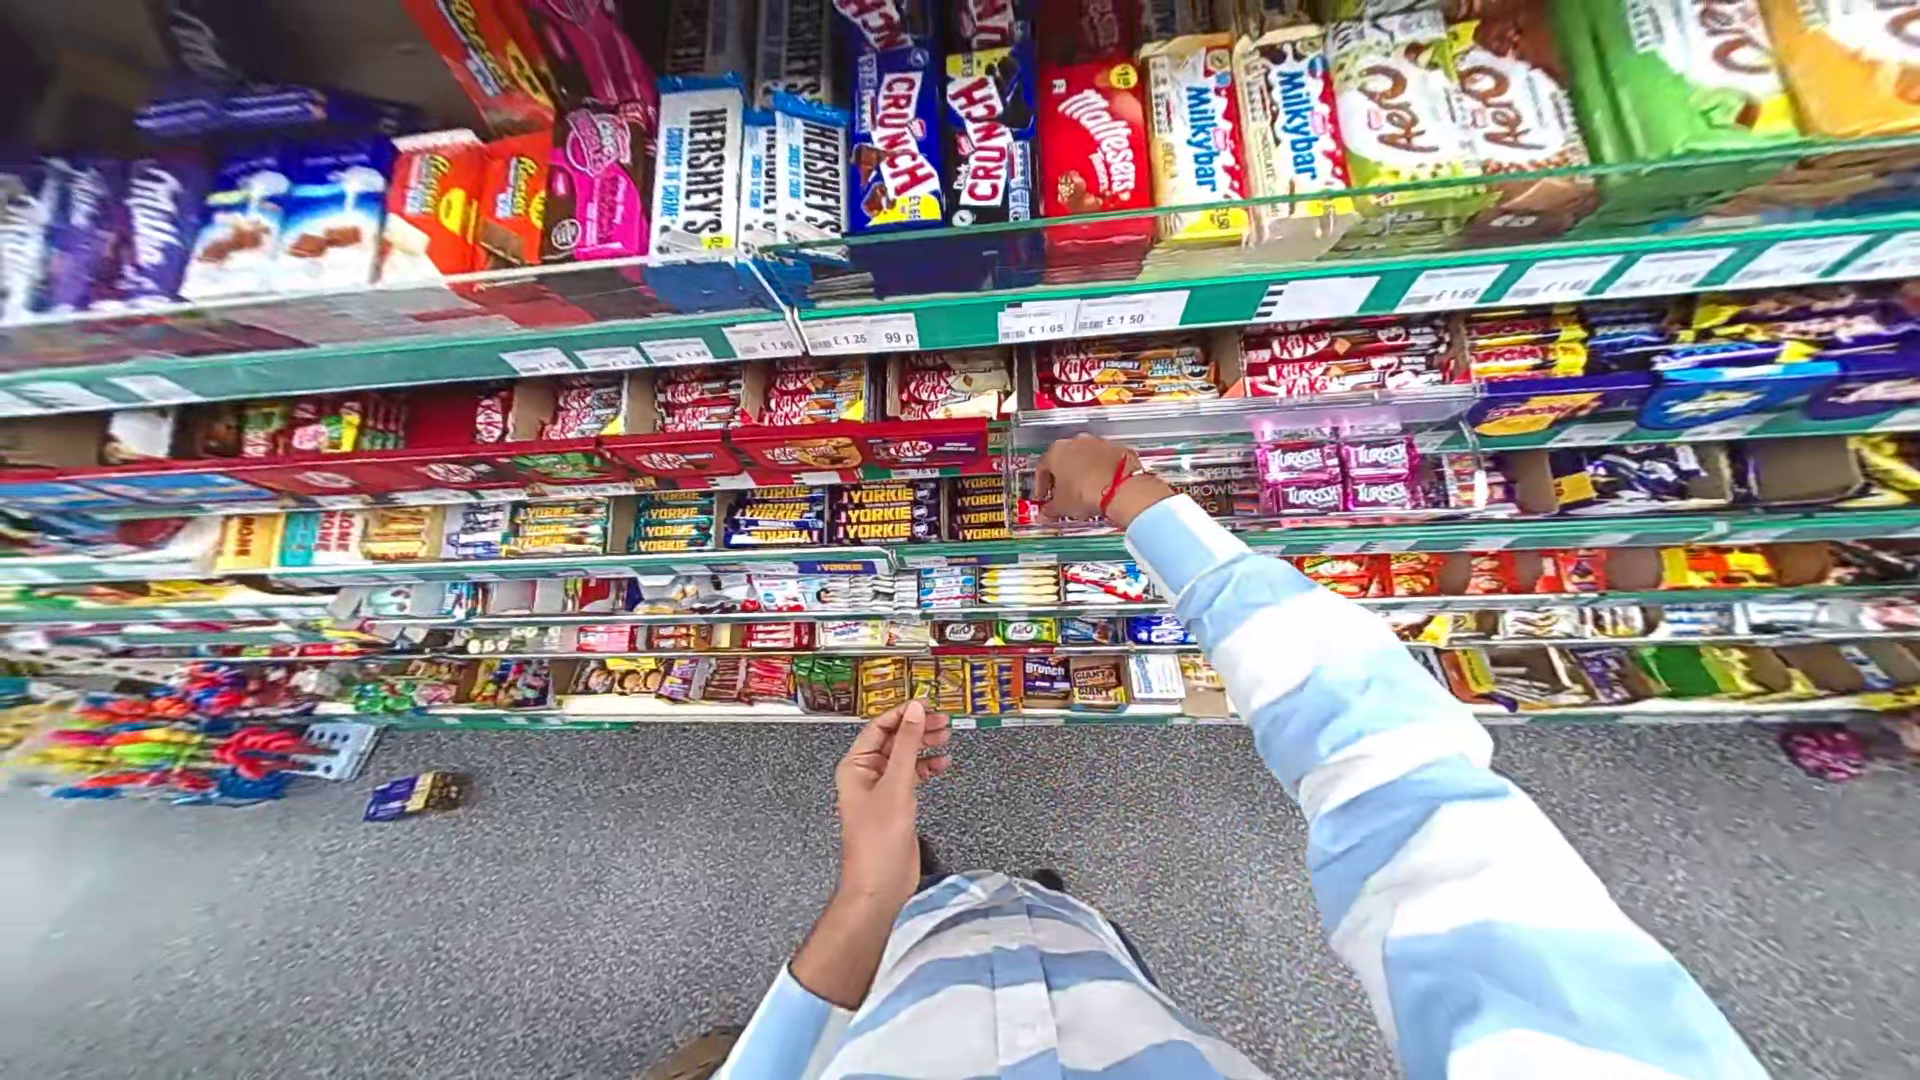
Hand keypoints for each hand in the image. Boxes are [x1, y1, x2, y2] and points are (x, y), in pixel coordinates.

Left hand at [835, 699, 951, 905]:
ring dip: (925, 745)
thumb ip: (908, 745)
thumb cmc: (878, 839)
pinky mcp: (896, 802)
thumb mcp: (896, 784)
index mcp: (856, 765)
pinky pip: (913, 774)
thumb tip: (915, 711)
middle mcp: (866, 773)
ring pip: (905, 756)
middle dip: (918, 728)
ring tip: (946, 737)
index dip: (902, 713)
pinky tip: (942, 764)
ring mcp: (882, 788)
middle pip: (894, 739)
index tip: (925, 704)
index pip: (879, 727)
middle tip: (941, 720)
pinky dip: (928, 767)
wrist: (881, 885)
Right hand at [1035, 433, 1172, 527]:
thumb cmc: (1086, 493)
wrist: (1121, 490)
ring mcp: (1098, 443)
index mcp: (1056, 452)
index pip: (1042, 467)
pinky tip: (1102, 486)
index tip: (1044, 495)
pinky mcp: (1117, 449)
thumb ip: (1050, 509)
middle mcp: (1076, 442)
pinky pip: (1104, 460)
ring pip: (1085, 457)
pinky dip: (1101, 470)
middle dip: (1063, 476)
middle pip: (1064, 459)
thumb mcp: (1061, 506)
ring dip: (1082, 471)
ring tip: (1085, 490)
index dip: (1041, 484)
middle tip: (1063, 493)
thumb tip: (1046, 513)